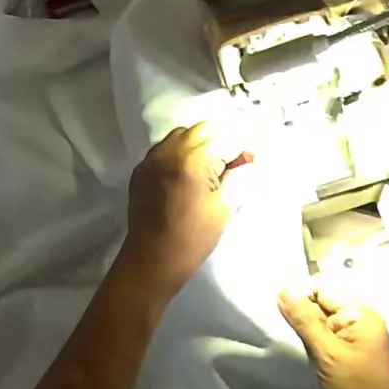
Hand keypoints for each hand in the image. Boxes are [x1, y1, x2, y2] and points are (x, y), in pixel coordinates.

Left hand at [121, 123, 251, 289]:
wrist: (153, 258)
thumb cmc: (194, 237)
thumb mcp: (225, 206)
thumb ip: (238, 175)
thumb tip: (247, 156)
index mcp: (191, 160)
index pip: (222, 136)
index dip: (237, 147)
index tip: (246, 159)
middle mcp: (168, 152)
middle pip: (199, 130)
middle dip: (216, 142)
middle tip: (227, 165)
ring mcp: (150, 160)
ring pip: (179, 136)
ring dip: (195, 145)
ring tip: (206, 169)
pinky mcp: (140, 170)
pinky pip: (163, 150)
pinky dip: (177, 154)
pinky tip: (185, 175)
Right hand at [277, 289, 388, 388]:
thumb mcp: (328, 354)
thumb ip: (305, 320)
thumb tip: (283, 289)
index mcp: (360, 315)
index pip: (322, 290)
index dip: (299, 297)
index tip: (275, 311)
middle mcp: (358, 323)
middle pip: (320, 305)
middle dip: (298, 314)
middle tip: (272, 325)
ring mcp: (352, 342)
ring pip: (318, 325)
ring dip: (300, 331)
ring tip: (279, 338)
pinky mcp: (344, 358)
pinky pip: (321, 341)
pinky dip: (307, 344)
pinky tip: (292, 351)